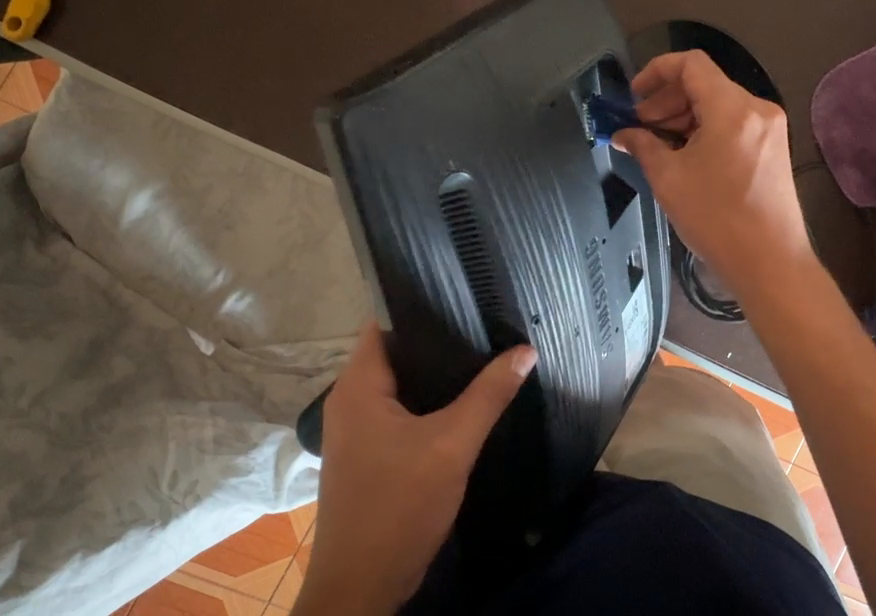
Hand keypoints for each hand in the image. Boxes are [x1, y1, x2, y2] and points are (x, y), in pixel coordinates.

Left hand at [295, 327, 536, 615]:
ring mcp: (358, 430)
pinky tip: (467, 400)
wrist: (362, 587)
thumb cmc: (398, 506)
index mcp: (357, 387)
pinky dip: (431, 401)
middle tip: (486, 319)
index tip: (463, 290)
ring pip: (402, 384)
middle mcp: (350, 401)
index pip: (384, 323)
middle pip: (396, 351)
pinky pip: (402, 410)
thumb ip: (488, 394)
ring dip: (437, 372)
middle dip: (439, 337)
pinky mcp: (370, 455)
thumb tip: (525, 350)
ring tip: (485, 351)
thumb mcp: (452, 445)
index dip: (419, 302)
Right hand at [611, 50, 815, 296]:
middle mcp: (756, 109)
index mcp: (732, 108)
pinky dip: (707, 130)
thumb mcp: (669, 179)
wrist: (771, 263)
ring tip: (659, 145)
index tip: (634, 97)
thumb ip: (643, 146)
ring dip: (685, 116)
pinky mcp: (774, 148)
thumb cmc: (717, 219)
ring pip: (719, 104)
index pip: (691, 63)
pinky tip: (686, 156)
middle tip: (640, 128)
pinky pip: (734, 124)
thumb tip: (624, 135)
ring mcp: (770, 128)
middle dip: (667, 100)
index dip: (656, 72)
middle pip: (705, 83)